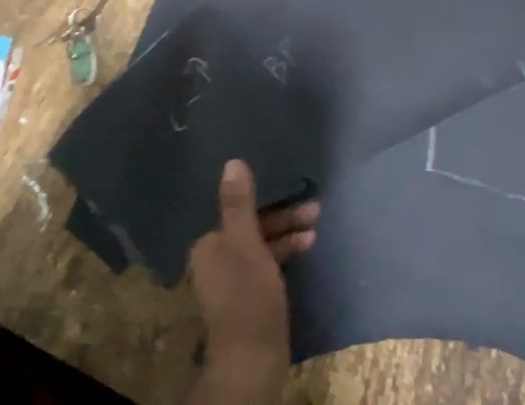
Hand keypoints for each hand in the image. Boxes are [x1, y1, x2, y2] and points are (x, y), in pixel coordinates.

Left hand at [185, 161, 318, 403]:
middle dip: (283, 218)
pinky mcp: (249, 298)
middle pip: (251, 228)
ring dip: (287, 235)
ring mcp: (231, 280)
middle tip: (315, 210)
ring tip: (316, 230)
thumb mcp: (246, 245)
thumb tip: (232, 161)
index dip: (270, 201)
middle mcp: (215, 258)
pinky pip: (266, 265)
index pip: (240, 211)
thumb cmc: (248, 297)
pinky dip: (283, 255)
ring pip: (261, 246)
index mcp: (208, 243)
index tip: (297, 193)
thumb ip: (238, 204)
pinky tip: (305, 249)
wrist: (252, 361)